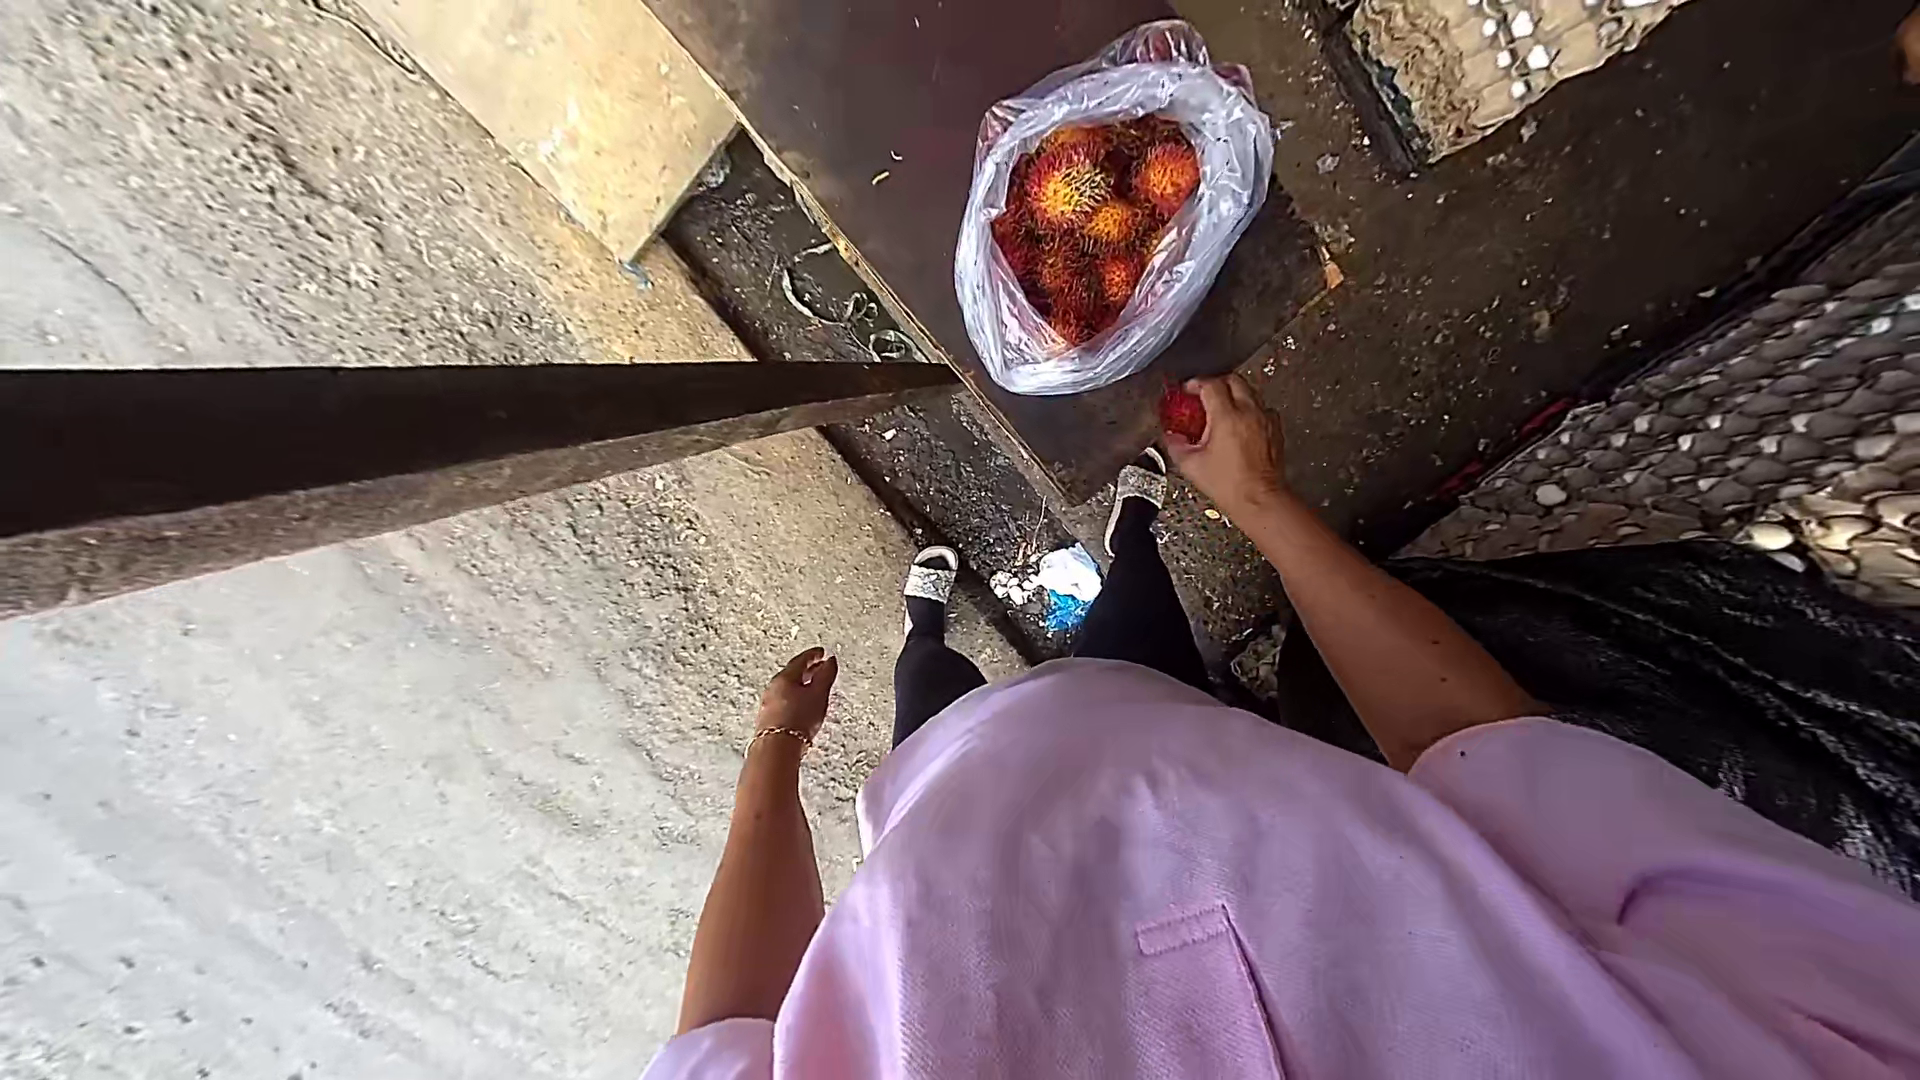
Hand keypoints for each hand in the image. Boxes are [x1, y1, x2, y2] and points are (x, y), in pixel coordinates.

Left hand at [756, 647, 837, 740]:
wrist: (778, 748)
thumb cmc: (797, 719)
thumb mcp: (819, 694)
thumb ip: (826, 675)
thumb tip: (830, 661)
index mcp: (784, 677)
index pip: (801, 660)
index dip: (814, 655)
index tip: (821, 652)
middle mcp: (773, 688)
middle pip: (793, 673)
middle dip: (808, 670)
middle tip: (819, 666)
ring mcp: (769, 704)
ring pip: (787, 688)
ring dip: (801, 685)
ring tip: (813, 688)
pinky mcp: (769, 719)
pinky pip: (784, 702)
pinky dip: (795, 698)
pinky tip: (801, 706)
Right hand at [1164, 374, 1288, 516]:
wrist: (1258, 499)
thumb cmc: (1230, 485)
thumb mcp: (1190, 465)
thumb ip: (1176, 445)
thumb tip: (1171, 437)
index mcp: (1227, 418)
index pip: (1211, 385)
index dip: (1195, 384)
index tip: (1187, 390)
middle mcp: (1249, 413)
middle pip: (1233, 380)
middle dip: (1215, 383)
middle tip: (1202, 395)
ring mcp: (1265, 420)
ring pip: (1249, 392)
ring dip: (1232, 395)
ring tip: (1218, 410)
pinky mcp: (1275, 430)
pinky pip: (1261, 409)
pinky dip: (1247, 410)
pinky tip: (1237, 425)